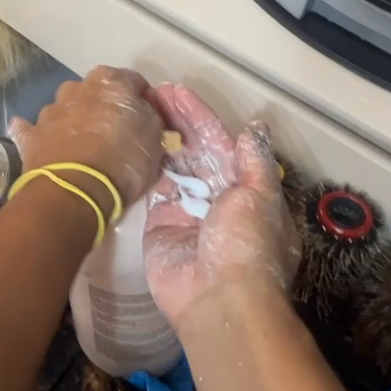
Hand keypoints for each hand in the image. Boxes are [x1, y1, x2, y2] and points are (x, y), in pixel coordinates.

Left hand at [8, 66, 165, 212]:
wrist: (74, 190)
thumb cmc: (123, 161)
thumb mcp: (154, 138)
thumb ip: (149, 116)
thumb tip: (142, 110)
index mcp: (109, 81)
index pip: (132, 82)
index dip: (141, 101)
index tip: (146, 120)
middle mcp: (76, 87)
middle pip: (96, 93)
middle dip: (105, 108)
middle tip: (116, 136)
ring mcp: (50, 109)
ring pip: (67, 110)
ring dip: (76, 122)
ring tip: (85, 150)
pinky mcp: (30, 133)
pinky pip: (35, 129)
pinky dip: (43, 135)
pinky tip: (48, 146)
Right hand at [142, 84, 299, 328]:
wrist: (216, 299)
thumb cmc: (244, 246)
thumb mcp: (259, 198)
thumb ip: (253, 161)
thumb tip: (255, 126)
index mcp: (245, 189)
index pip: (220, 143)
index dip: (199, 116)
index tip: (176, 91)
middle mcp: (216, 196)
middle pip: (193, 150)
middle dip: (175, 121)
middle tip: (150, 93)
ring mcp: (186, 209)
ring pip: (172, 165)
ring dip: (158, 138)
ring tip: (137, 110)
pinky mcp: (159, 222)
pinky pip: (152, 188)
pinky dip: (145, 165)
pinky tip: (131, 142)